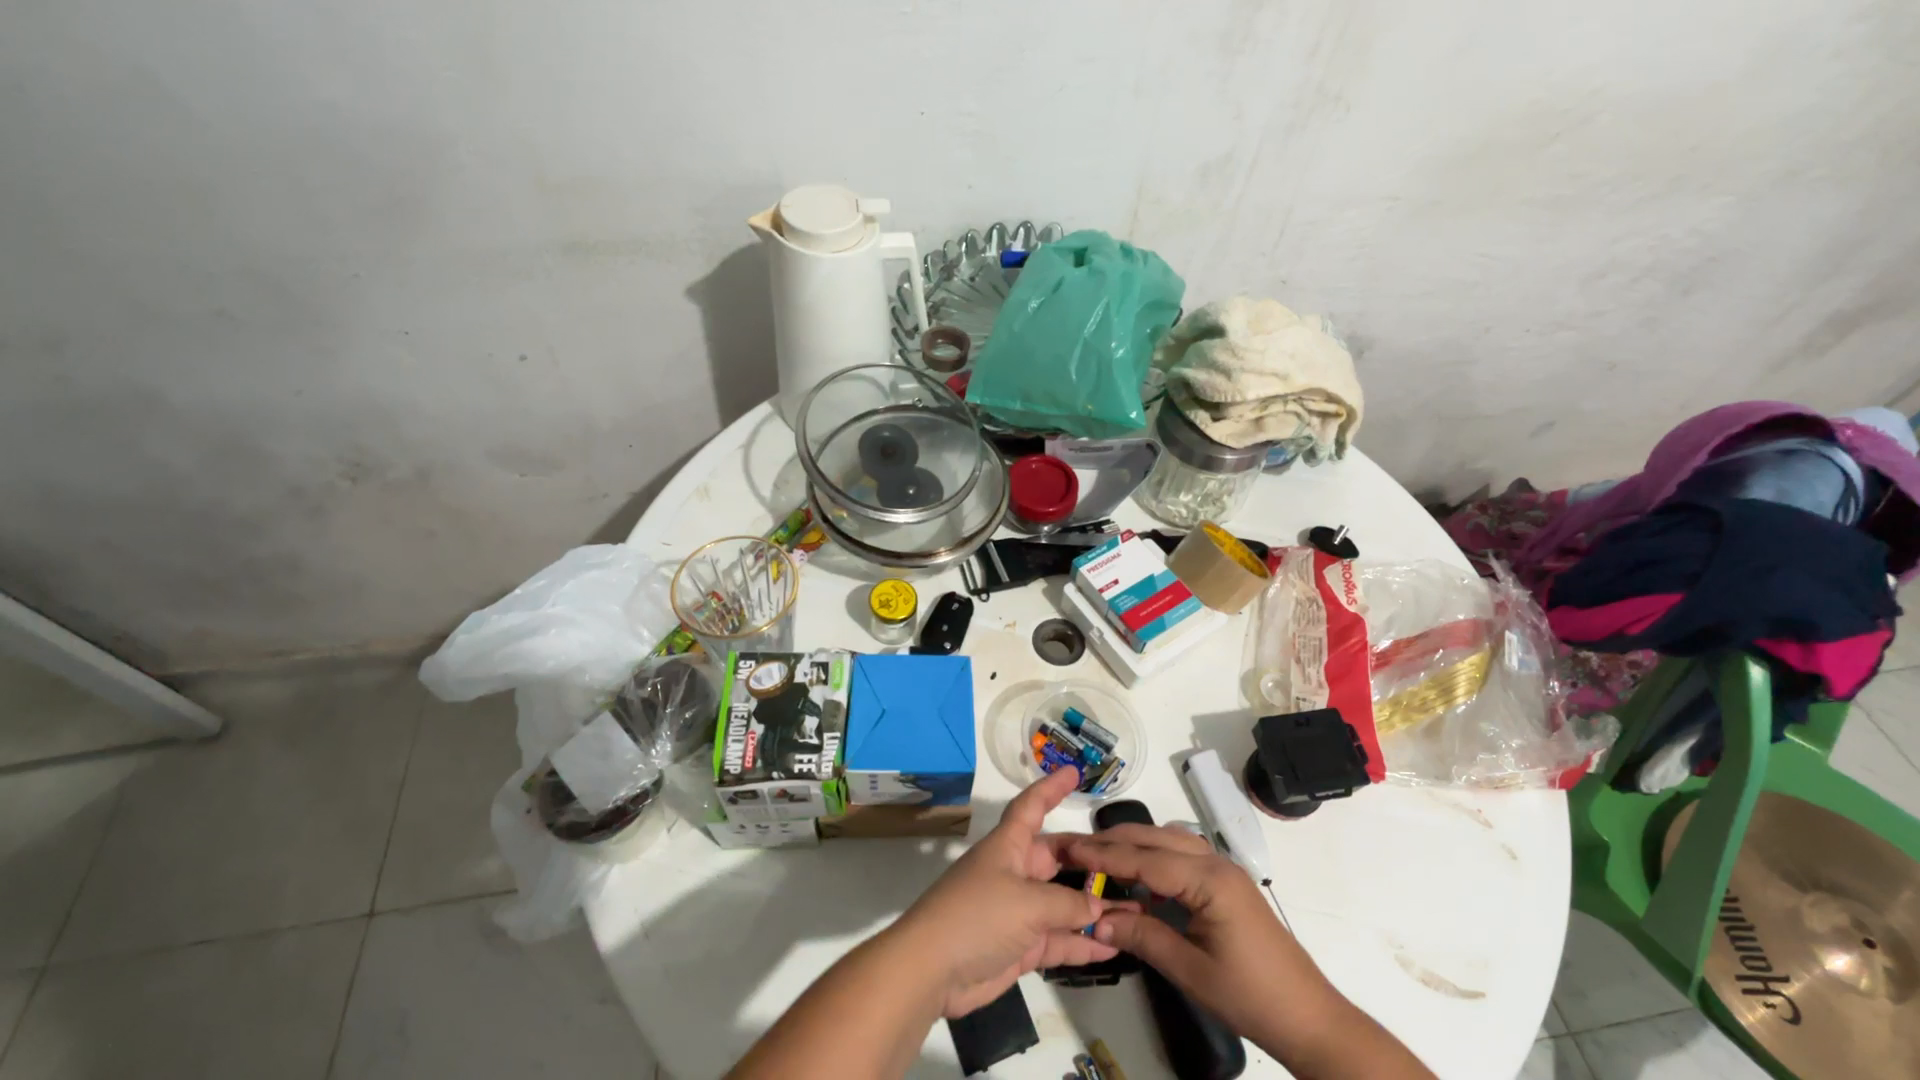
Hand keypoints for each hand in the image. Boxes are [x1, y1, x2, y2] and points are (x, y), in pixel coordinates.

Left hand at [891, 767, 1117, 1016]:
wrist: (932, 971)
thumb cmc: (976, 917)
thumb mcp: (1027, 903)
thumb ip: (1068, 904)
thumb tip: (1096, 908)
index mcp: (1008, 848)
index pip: (1031, 808)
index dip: (1051, 789)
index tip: (1073, 772)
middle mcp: (1014, 874)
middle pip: (1057, 859)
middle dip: (1089, 862)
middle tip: (1128, 864)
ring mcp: (1018, 912)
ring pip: (1063, 904)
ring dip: (1093, 908)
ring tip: (1135, 909)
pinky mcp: (1020, 947)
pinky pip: (1058, 940)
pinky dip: (1082, 944)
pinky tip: (1113, 948)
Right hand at [1067, 825, 1337, 1049]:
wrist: (1307, 1016)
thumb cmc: (1249, 994)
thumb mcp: (1188, 969)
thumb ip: (1141, 935)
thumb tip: (1096, 917)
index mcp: (1208, 880)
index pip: (1144, 858)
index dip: (1102, 854)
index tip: (1066, 849)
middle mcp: (1216, 864)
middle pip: (1155, 838)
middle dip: (1113, 841)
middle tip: (1073, 847)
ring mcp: (1224, 872)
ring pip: (1170, 842)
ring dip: (1134, 846)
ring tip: (1097, 855)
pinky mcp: (1227, 886)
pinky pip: (1183, 858)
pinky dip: (1154, 859)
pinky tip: (1136, 875)